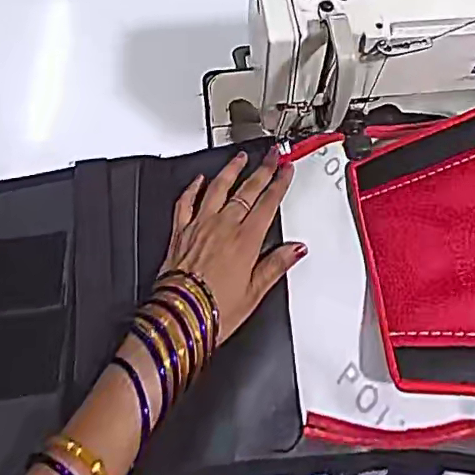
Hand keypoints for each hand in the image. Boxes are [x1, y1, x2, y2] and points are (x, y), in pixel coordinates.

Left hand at [160, 149, 305, 345]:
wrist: (179, 319)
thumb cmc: (214, 311)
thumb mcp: (255, 292)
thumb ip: (276, 265)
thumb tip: (295, 249)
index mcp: (245, 240)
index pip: (268, 202)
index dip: (279, 183)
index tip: (286, 170)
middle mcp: (223, 227)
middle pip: (247, 189)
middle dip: (263, 169)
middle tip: (272, 155)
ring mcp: (200, 225)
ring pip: (218, 188)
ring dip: (231, 170)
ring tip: (240, 158)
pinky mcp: (180, 232)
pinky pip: (186, 202)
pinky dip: (192, 188)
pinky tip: (198, 180)